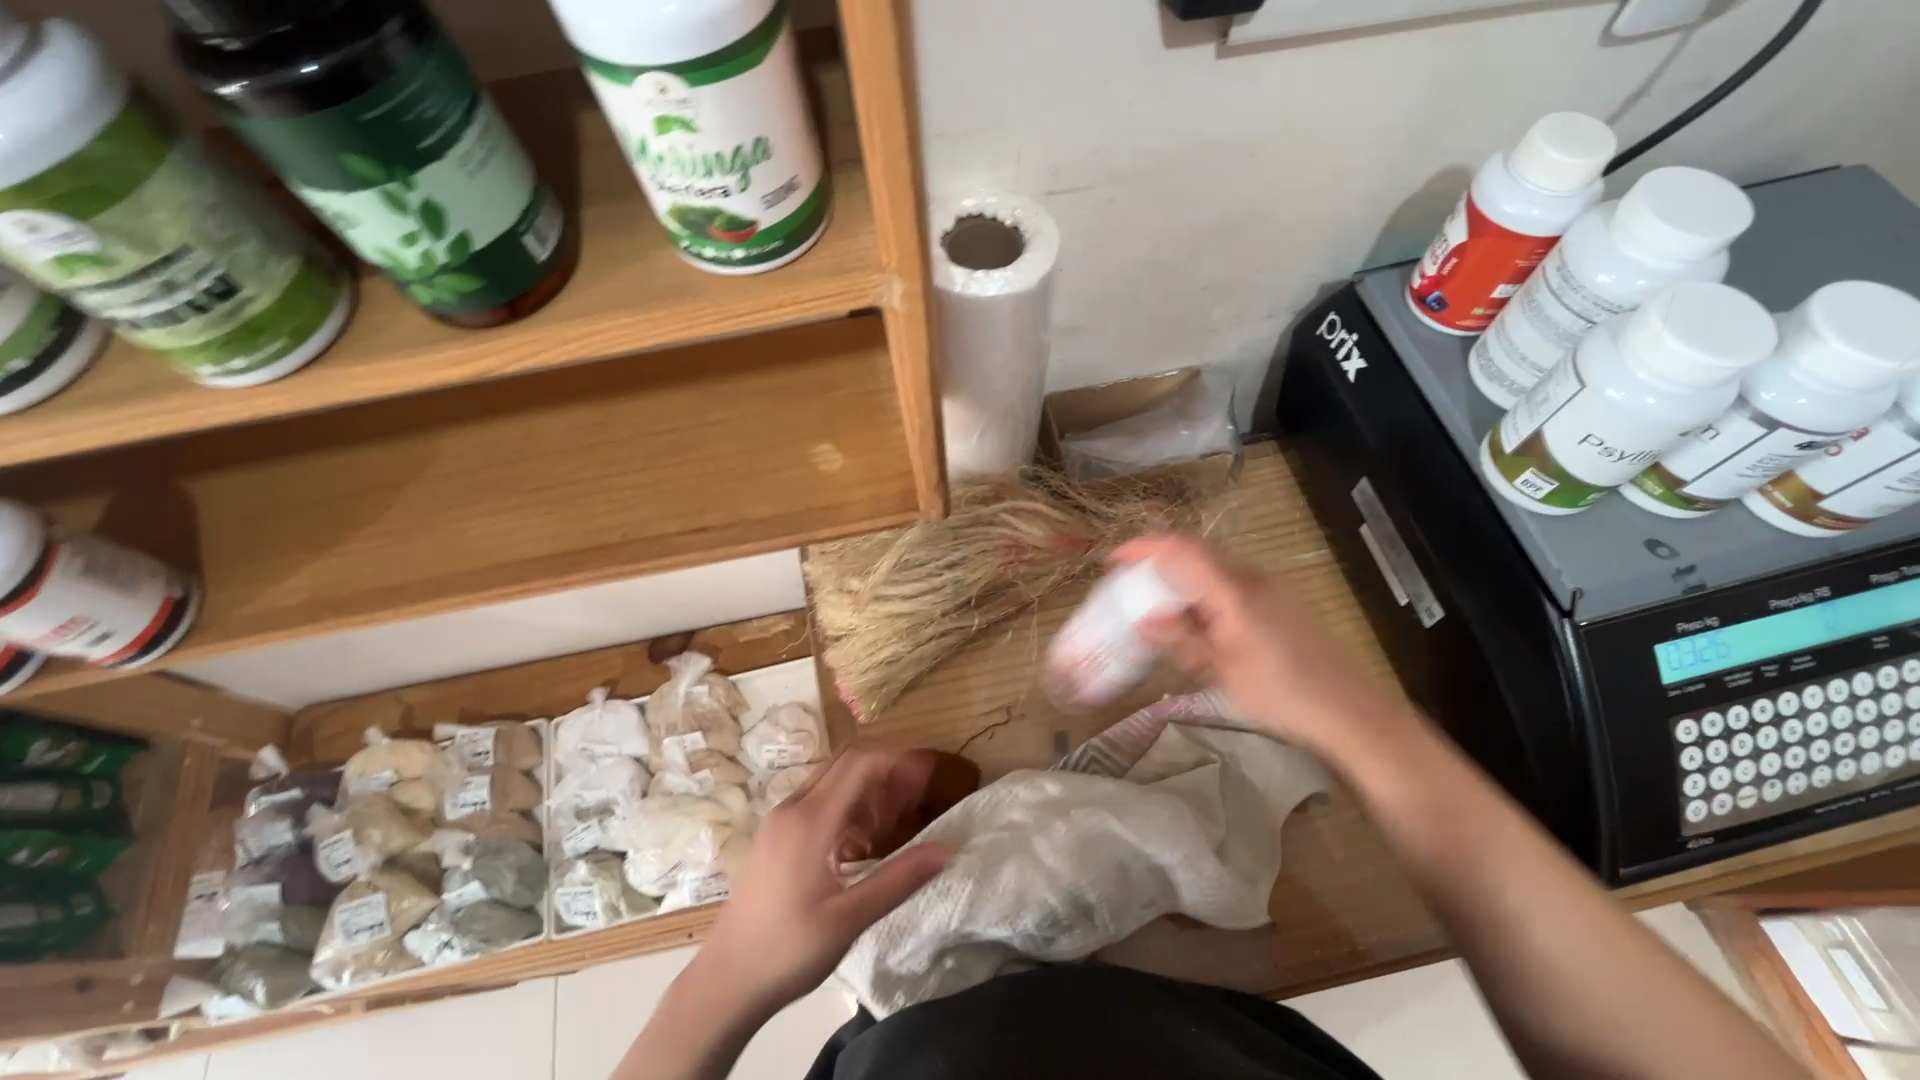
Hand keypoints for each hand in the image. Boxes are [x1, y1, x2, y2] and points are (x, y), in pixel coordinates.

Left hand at [693, 748, 949, 1013]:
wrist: (726, 980)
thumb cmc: (788, 950)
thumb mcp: (849, 919)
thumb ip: (898, 880)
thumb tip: (945, 850)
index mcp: (810, 821)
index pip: (860, 765)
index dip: (898, 762)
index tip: (929, 775)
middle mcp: (791, 811)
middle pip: (845, 767)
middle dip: (885, 774)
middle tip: (917, 798)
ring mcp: (779, 824)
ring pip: (830, 786)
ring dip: (866, 794)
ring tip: (896, 823)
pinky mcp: (775, 840)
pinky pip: (816, 807)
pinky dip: (847, 812)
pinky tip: (862, 847)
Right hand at [1112, 534, 1414, 759]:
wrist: (1353, 711)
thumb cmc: (1284, 696)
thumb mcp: (1223, 672)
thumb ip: (1184, 640)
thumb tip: (1144, 618)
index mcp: (1235, 592)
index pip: (1182, 550)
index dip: (1144, 548)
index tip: (1113, 560)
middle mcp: (1253, 579)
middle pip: (1196, 555)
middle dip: (1157, 565)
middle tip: (1128, 588)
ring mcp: (1271, 589)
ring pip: (1214, 571)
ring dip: (1181, 581)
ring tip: (1156, 610)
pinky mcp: (1281, 603)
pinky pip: (1230, 585)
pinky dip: (1203, 594)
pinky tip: (1196, 624)